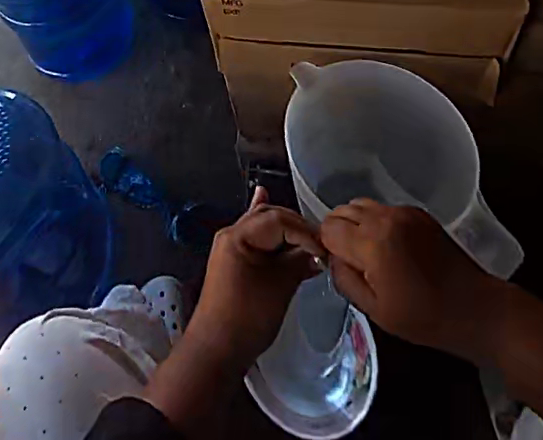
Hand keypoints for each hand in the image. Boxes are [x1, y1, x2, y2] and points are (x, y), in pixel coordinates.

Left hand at [186, 186, 325, 367]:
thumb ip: (298, 264)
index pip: (277, 219)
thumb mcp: (279, 288)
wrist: (217, 348)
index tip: (325, 250)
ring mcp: (232, 245)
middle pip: (268, 216)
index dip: (304, 231)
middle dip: (296, 226)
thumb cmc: (247, 317)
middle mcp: (232, 233)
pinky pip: (254, 235)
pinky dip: (265, 223)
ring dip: (286, 228)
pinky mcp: (235, 259)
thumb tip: (319, 254)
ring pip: (263, 225)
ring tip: (310, 235)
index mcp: (239, 235)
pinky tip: (263, 194)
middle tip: (322, 245)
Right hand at [323, 199, 542, 421]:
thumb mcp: (377, 311)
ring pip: (360, 205)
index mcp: (372, 243)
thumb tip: (331, 257)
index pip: (328, 228)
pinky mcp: (417, 212)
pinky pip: (382, 208)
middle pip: (341, 211)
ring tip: (371, 251)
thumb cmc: (426, 318)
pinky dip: (377, 222)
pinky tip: (392, 246)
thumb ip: (345, 279)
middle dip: (339, 232)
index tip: (340, 264)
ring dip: (357, 224)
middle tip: (353, 259)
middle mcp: (384, 218)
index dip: (327, 246)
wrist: (479, 310)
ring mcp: (402, 212)